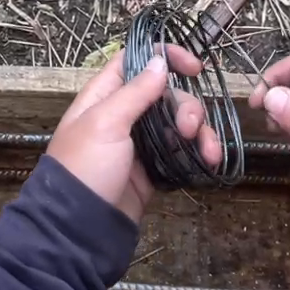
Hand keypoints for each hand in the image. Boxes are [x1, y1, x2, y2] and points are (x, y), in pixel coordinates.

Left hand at [48, 45, 221, 222]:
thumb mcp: (105, 123)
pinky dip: (198, 152)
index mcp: (105, 95)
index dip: (165, 57)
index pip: (137, 61)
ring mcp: (140, 143)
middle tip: (189, 128)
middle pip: (166, 93)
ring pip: (178, 122)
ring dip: (199, 131)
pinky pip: (181, 151)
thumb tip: (159, 61)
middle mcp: (124, 114)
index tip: (195, 67)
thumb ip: (135, 92)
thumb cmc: (86, 168)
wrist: (80, 231)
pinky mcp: (154, 169)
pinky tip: (210, 161)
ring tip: (207, 151)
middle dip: (186, 106)